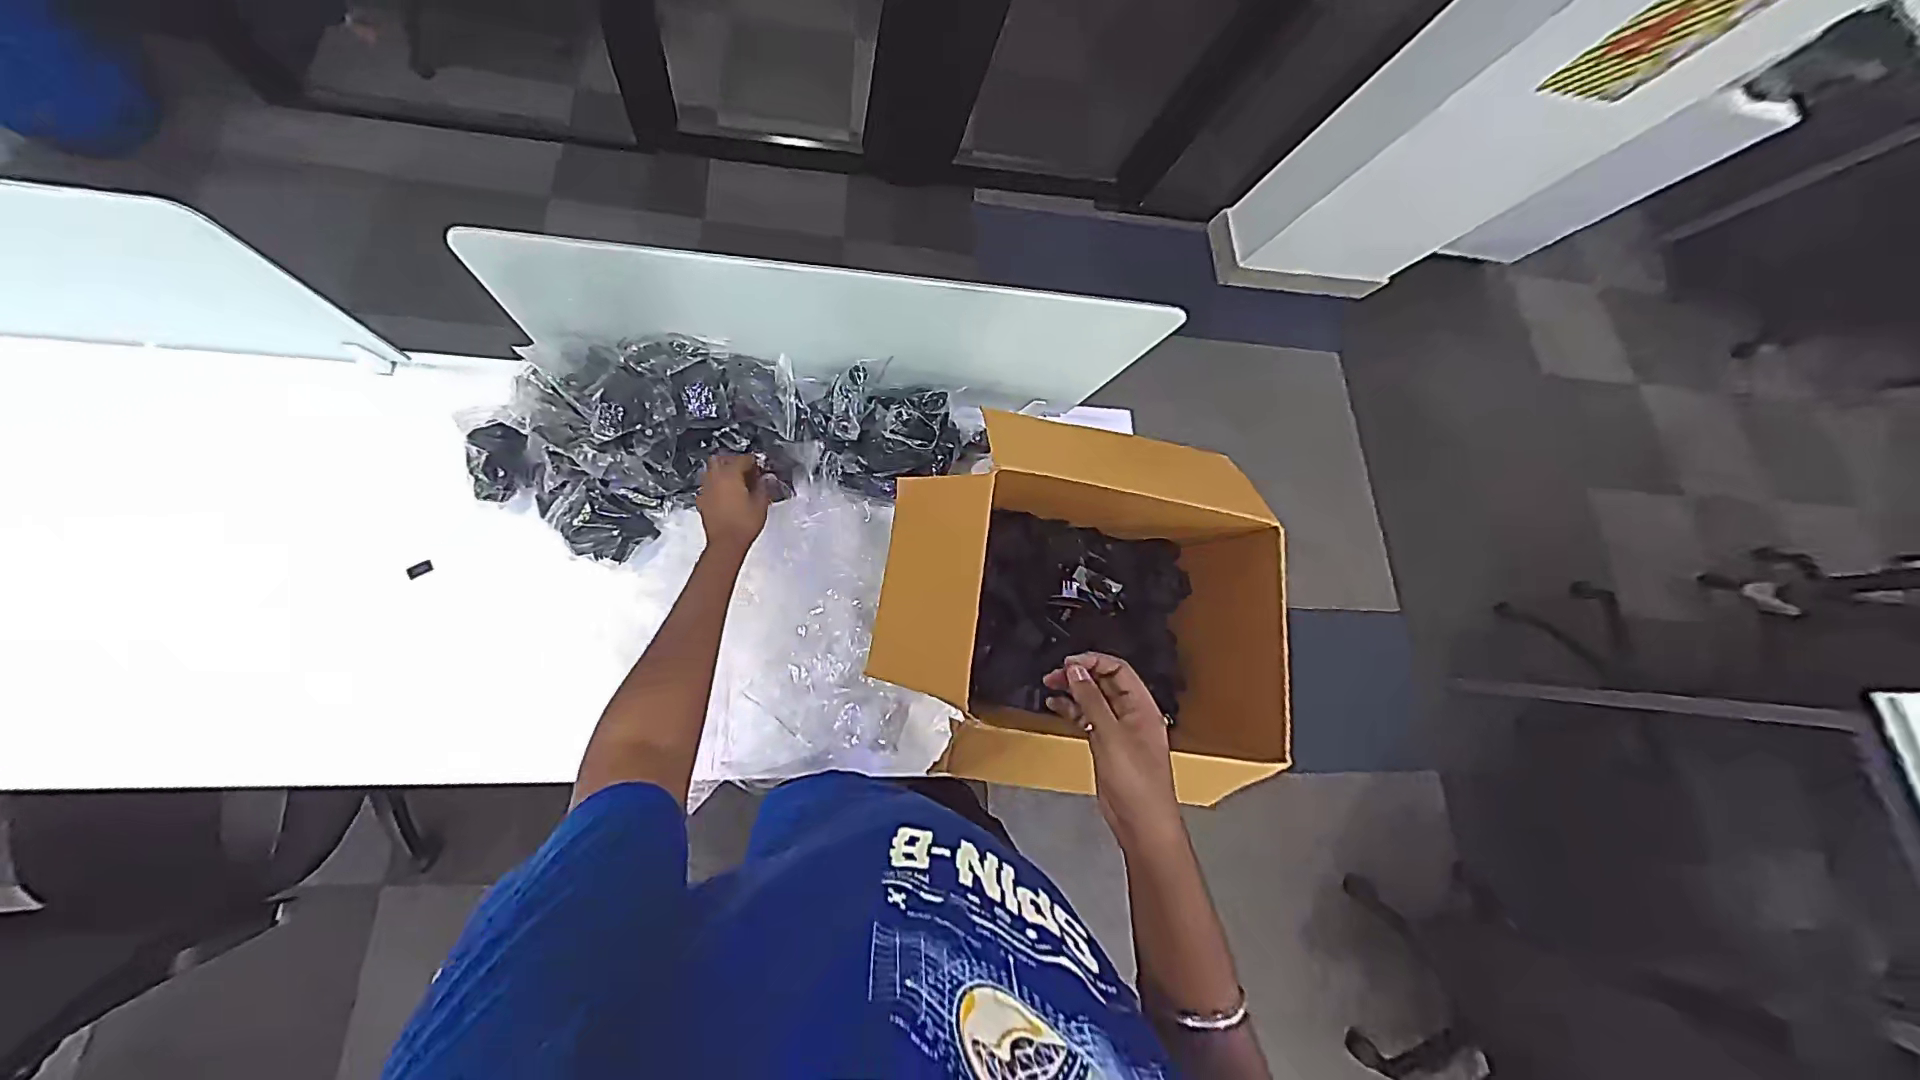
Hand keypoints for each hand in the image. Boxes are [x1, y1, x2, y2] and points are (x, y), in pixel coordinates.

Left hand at [696, 454, 770, 558]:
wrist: (726, 543)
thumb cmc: (743, 524)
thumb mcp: (761, 503)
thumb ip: (763, 487)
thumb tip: (764, 480)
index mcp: (730, 475)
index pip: (742, 459)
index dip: (753, 461)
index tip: (760, 466)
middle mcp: (715, 479)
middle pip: (720, 459)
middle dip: (733, 461)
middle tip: (746, 469)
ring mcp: (706, 490)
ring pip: (711, 471)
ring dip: (723, 472)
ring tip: (737, 482)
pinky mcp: (702, 501)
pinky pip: (708, 486)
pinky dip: (717, 485)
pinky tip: (727, 494)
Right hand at [1044, 652, 1183, 853]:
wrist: (1142, 823)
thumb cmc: (1138, 785)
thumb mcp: (1111, 735)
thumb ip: (1092, 700)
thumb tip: (1077, 672)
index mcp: (1143, 707)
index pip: (1118, 670)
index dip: (1093, 661)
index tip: (1069, 663)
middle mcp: (1132, 715)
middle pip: (1105, 682)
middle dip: (1080, 674)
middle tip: (1055, 674)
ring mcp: (1119, 730)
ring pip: (1094, 699)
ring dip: (1073, 690)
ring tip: (1051, 684)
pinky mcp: (1107, 745)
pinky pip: (1088, 718)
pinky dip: (1072, 710)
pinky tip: (1057, 706)